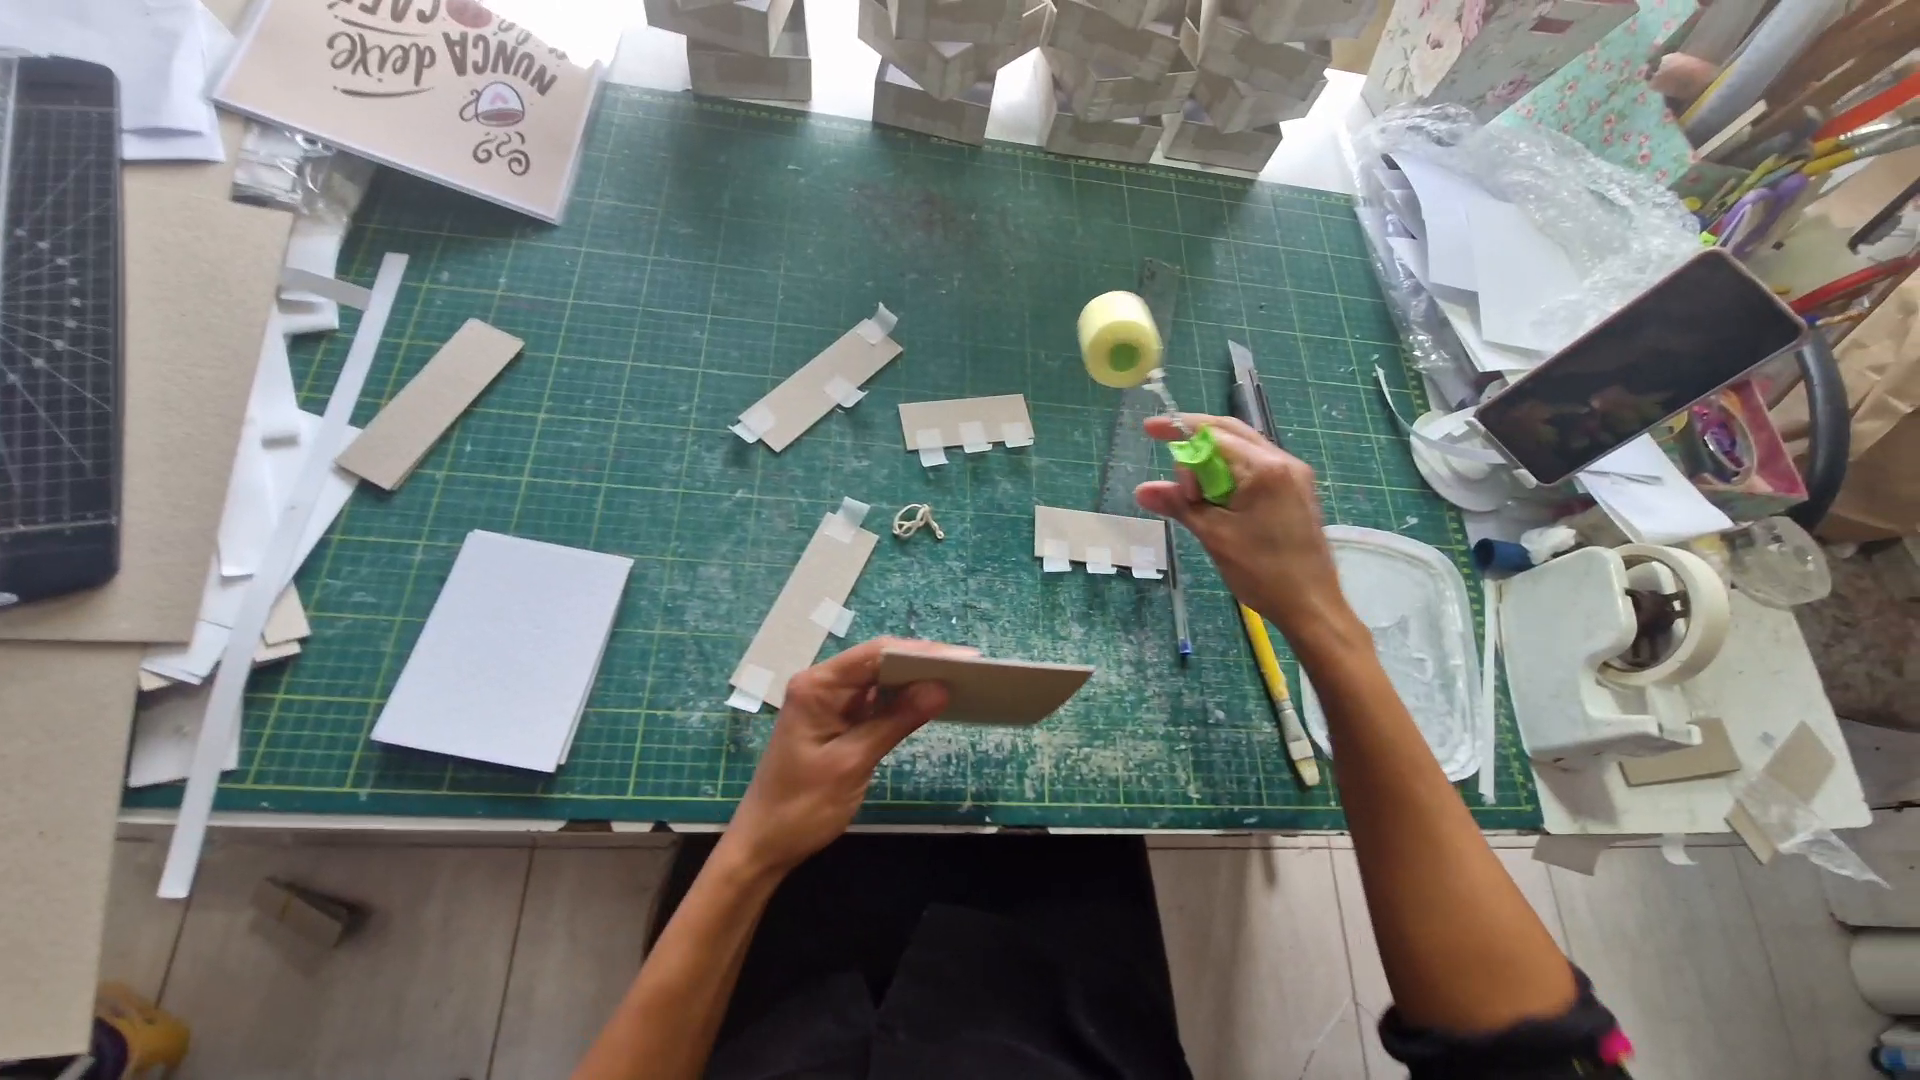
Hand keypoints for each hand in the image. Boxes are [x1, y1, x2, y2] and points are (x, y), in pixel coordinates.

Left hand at [724, 637, 974, 878]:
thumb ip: (896, 721)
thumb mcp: (853, 762)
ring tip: (958, 680)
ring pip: (879, 682)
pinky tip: (928, 703)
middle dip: (921, 663)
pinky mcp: (836, 722)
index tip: (962, 656)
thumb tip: (940, 689)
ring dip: (913, 682)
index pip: (876, 654)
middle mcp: (821, 686)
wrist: (764, 844)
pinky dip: (900, 703)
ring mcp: (828, 704)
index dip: (920, 652)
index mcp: (817, 686)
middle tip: (968, 668)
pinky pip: (874, 703)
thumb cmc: (801, 806)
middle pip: (878, 663)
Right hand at [1134, 414, 1354, 644]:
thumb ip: (1179, 505)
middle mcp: (1283, 462)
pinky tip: (1212, 492)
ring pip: (1243, 448)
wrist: (1312, 605)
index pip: (1213, 434)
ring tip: (1186, 478)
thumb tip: (1142, 490)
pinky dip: (1228, 471)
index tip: (1150, 433)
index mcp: (1264, 469)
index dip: (1180, 432)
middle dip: (1194, 434)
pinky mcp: (1296, 491)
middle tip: (1160, 436)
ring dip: (1210, 456)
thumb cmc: (1263, 572)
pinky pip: (1255, 467)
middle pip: (1230, 432)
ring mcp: (1294, 476)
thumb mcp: (1214, 536)